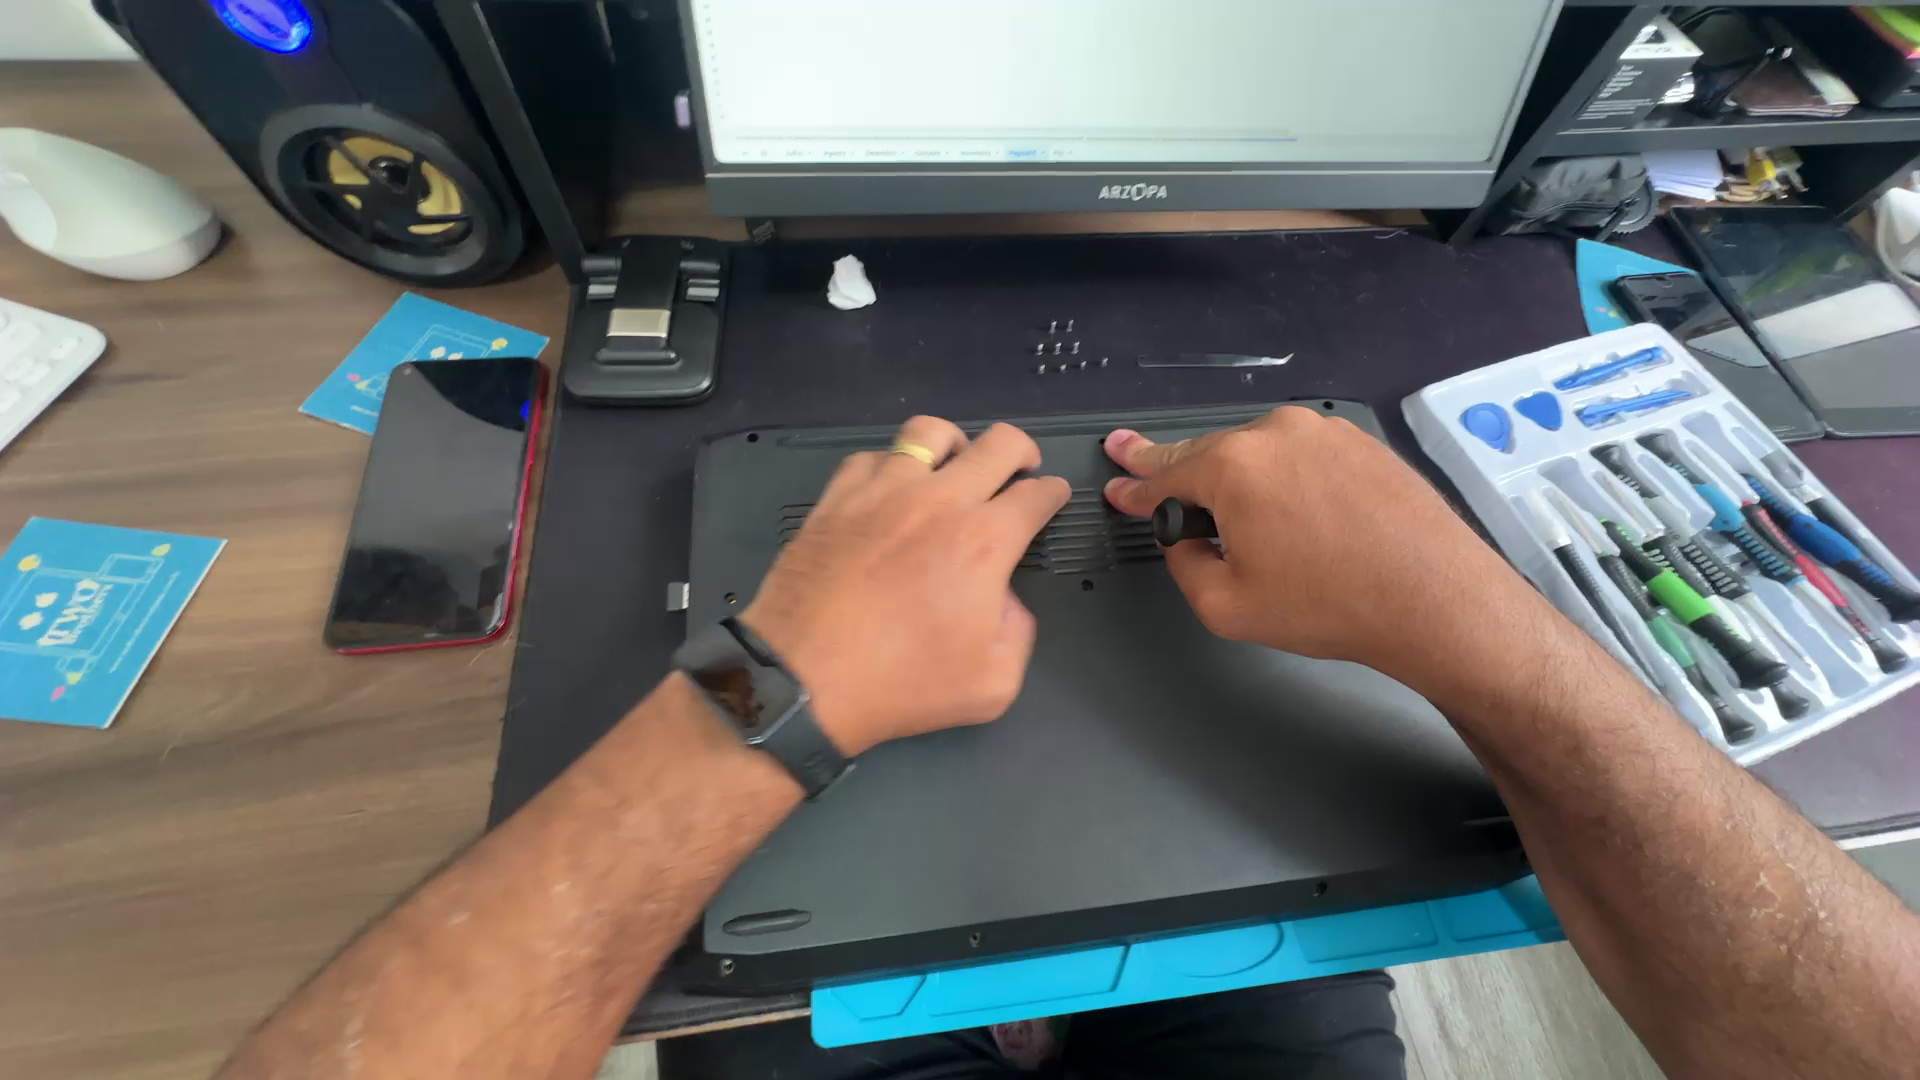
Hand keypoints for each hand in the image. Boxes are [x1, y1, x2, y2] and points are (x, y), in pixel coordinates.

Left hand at [743, 417, 1070, 756]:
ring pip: (929, 432)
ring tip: (954, 463)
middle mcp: (939, 500)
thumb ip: (1019, 629)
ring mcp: (883, 491)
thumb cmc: (902, 682)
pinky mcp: (837, 498)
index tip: (1051, 496)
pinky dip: (890, 465)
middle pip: (997, 443)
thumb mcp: (994, 681)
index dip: (1053, 492)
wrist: (806, 679)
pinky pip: (871, 457)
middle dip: (1021, 451)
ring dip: (955, 443)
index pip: (1035, 495)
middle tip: (1021, 468)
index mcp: (984, 540)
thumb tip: (1003, 597)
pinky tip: (890, 488)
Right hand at [1101, 406, 1529, 685]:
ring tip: (1221, 509)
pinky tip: (1281, 508)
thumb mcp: (1224, 604)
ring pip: (1251, 452)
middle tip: (1128, 451)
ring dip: (1229, 476)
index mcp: (1234, 466)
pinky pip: (1295, 455)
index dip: (1133, 487)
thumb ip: (1183, 563)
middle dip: (1166, 464)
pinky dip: (1276, 476)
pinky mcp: (1358, 442)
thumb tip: (1187, 539)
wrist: (1438, 600)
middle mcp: (1275, 433)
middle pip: (1203, 453)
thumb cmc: (1328, 605)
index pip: (1163, 475)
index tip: (1115, 486)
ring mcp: (1322, 431)